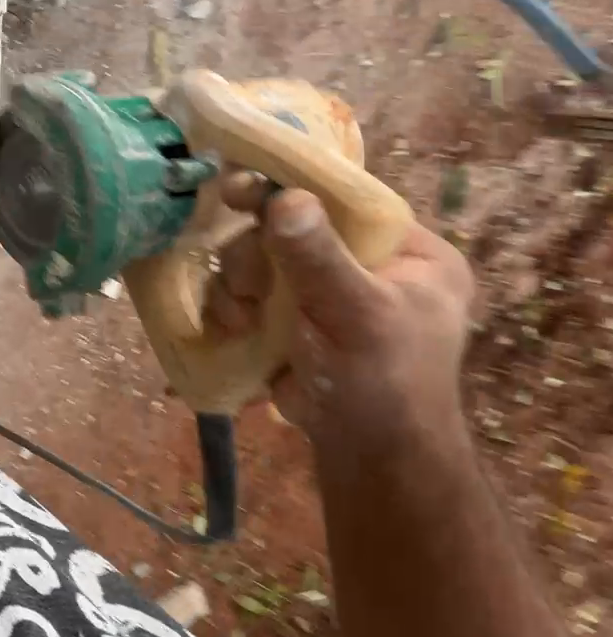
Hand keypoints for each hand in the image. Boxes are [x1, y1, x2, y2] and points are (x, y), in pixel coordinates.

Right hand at [207, 177, 475, 452]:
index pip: (343, 200)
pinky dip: (231, 305)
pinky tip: (239, 328)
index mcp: (406, 251)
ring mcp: (318, 287)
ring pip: (252, 257)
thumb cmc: (379, 378)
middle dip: (256, 257)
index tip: (240, 187)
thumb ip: (318, 256)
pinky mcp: (284, 312)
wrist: (364, 449)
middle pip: (284, 226)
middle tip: (250, 285)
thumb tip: (285, 197)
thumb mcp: (354, 312)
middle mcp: (362, 261)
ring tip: (247, 319)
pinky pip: (240, 287)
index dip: (290, 191)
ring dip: (238, 285)